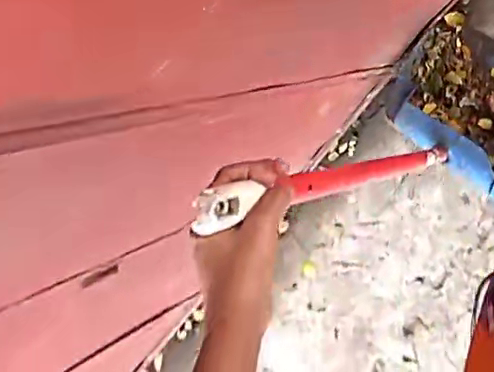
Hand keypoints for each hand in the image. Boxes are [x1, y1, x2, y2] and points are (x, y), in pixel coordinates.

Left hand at [193, 160, 293, 340]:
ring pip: (245, 209)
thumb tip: (284, 185)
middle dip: (262, 183)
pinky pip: (250, 228)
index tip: (277, 170)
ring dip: (265, 201)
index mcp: (208, 218)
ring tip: (283, 199)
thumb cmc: (242, 280)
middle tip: (283, 180)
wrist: (241, 324)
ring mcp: (222, 244)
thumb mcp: (261, 229)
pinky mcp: (235, 258)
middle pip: (237, 191)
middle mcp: (211, 228)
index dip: (255, 169)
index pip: (229, 177)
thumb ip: (274, 199)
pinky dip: (265, 220)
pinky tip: (277, 222)